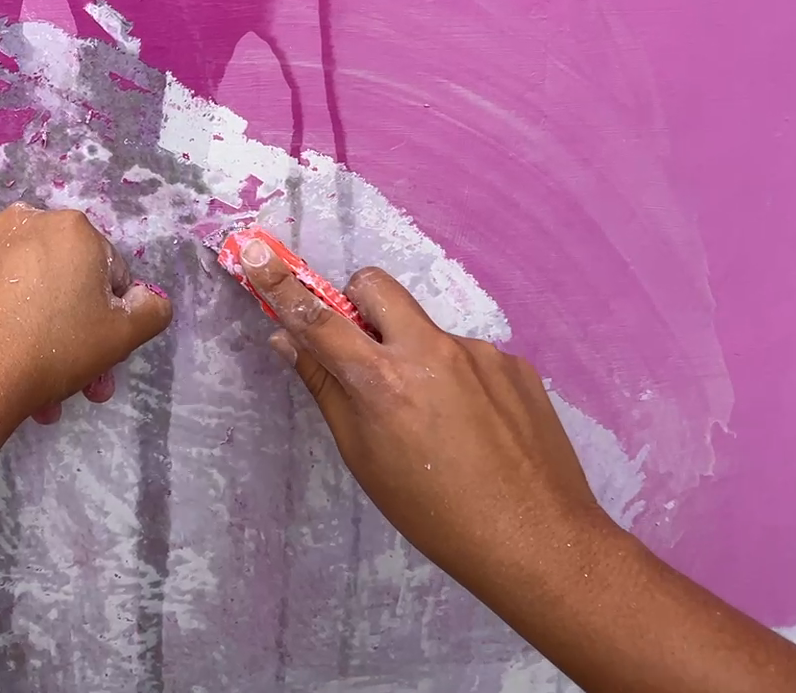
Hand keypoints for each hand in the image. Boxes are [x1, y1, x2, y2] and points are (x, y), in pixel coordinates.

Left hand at [0, 203, 171, 426]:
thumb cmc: (49, 352)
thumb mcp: (120, 338)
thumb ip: (150, 310)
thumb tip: (149, 297)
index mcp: (74, 228)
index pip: (107, 271)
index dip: (107, 315)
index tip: (96, 352)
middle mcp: (26, 217)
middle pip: (60, 274)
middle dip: (68, 324)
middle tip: (64, 373)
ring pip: (19, 277)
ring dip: (28, 317)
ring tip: (23, 371)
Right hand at [237, 238, 617, 595]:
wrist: (542, 544)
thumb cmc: (432, 510)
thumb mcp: (361, 455)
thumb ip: (324, 386)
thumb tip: (287, 338)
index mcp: (383, 381)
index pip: (317, 318)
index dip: (279, 283)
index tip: (253, 252)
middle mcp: (430, 351)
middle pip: (375, 285)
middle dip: (358, 303)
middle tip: (365, 348)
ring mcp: (479, 352)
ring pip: (423, 326)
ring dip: (412, 351)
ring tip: (436, 415)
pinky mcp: (515, 364)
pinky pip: (465, 352)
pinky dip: (455, 375)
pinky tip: (473, 423)